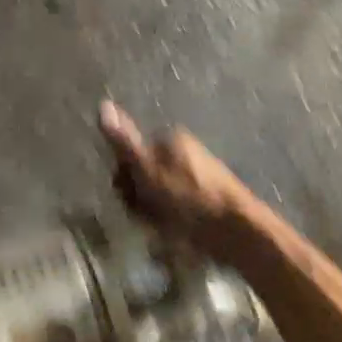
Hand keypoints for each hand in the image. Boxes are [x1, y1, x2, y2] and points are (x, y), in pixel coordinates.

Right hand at [98, 100, 259, 256]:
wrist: (238, 232)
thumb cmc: (190, 202)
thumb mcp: (150, 173)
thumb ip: (125, 144)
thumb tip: (103, 105)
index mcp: (171, 140)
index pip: (130, 157)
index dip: (125, 182)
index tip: (131, 202)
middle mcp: (186, 152)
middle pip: (145, 176)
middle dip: (141, 201)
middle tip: (150, 220)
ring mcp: (198, 175)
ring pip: (160, 196)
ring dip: (156, 216)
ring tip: (166, 231)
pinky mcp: (208, 198)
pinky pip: (178, 208)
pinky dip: (174, 223)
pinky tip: (180, 236)